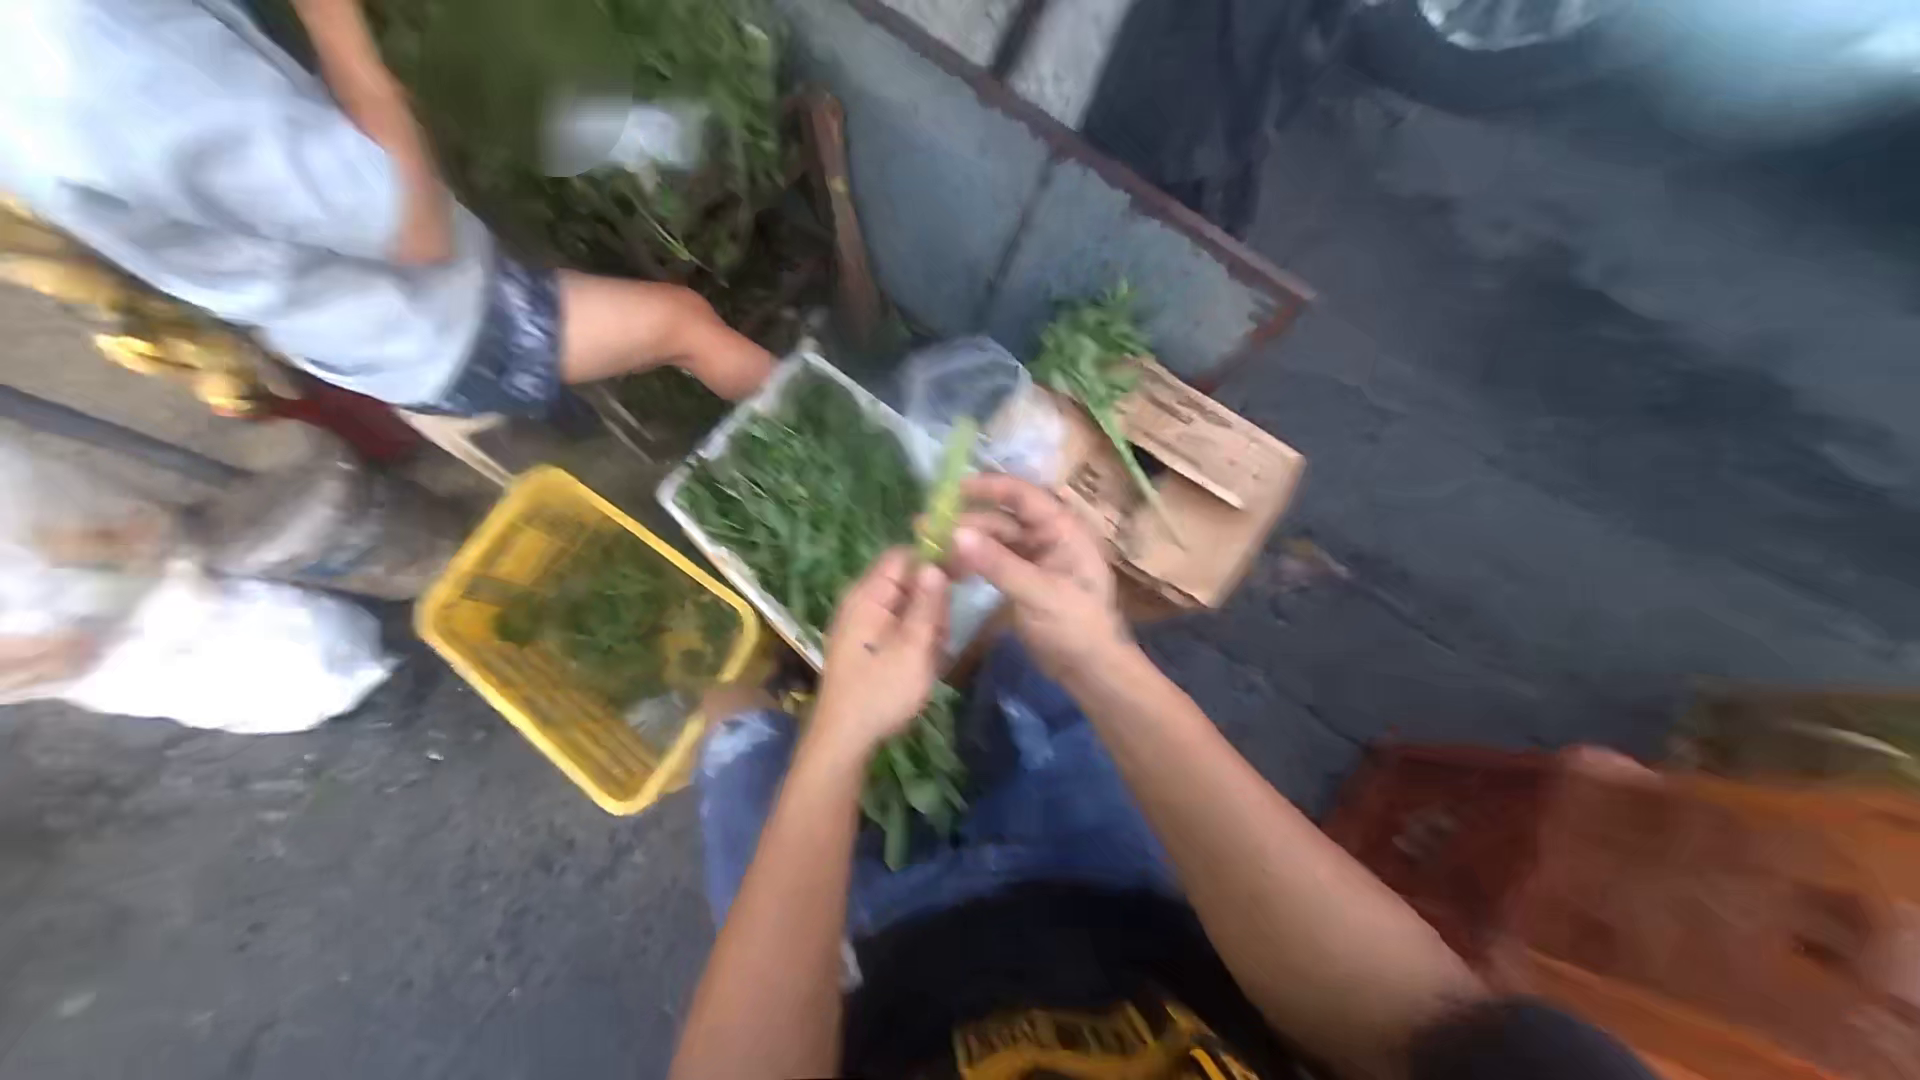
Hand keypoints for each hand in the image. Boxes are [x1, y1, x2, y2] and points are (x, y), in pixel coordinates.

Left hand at [810, 549, 948, 759]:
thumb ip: (928, 603)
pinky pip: (899, 627)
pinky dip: (916, 639)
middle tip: (943, 632)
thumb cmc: (881, 691)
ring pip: (907, 607)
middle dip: (933, 601)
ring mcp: (863, 624)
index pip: (903, 555)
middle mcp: (862, 602)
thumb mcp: (914, 646)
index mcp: (868, 595)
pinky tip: (924, 662)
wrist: (845, 739)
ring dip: (927, 624)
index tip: (963, 575)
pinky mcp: (867, 644)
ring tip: (934, 653)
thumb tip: (936, 564)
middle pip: (907, 581)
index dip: (934, 559)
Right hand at [949, 473, 1130, 681]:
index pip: (1022, 495)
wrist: (1089, 669)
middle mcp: (1047, 536)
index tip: (950, 491)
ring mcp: (1033, 558)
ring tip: (930, 549)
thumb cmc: (1076, 626)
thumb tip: (956, 534)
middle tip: (925, 527)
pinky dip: (971, 563)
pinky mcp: (1021, 579)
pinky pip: (992, 562)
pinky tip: (947, 567)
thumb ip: (998, 564)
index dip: (988, 487)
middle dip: (965, 521)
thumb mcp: (1038, 593)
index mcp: (1062, 529)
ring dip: (964, 543)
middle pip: (1000, 519)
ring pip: (992, 541)